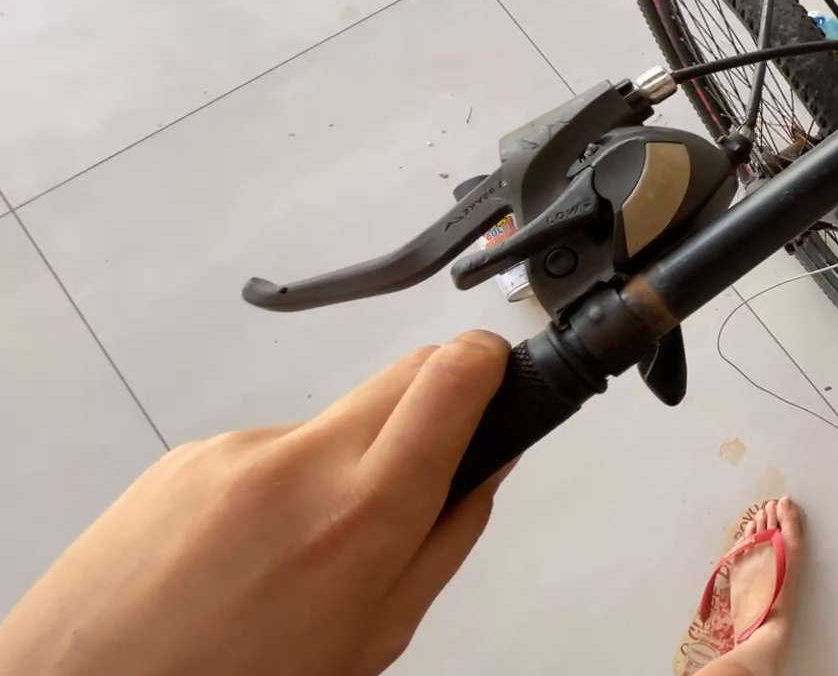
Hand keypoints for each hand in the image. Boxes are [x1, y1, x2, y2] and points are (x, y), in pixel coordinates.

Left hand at [0, 331, 512, 675]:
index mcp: (367, 509)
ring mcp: (239, 451)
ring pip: (346, 413)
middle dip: (439, 399)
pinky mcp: (188, 453)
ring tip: (302, 537)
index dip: (491, 358)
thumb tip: (495, 457)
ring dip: (354, 451)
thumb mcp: (383, 629)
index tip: (498, 377)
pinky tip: (244, 544)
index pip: (455, 373)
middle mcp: (305, 460)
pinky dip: (285, 478)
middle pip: (413, 369)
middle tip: (420, 464)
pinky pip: (276, 444)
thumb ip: (455, 531)